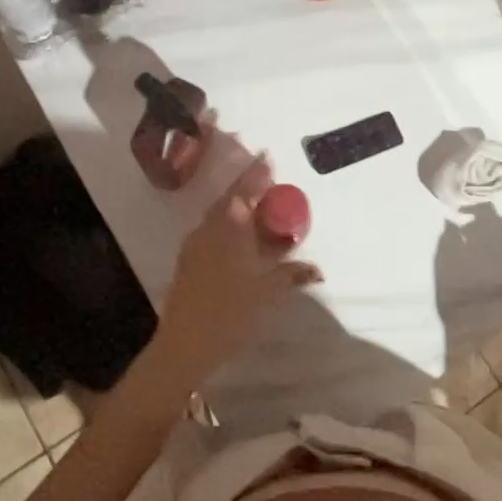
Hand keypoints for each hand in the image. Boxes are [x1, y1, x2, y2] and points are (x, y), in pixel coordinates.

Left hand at [152, 156, 321, 386]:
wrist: (184, 344)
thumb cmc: (229, 312)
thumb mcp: (267, 291)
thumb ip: (292, 274)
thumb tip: (317, 268)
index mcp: (227, 227)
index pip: (243, 191)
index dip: (256, 173)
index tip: (268, 156)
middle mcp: (208, 229)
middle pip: (229, 201)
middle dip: (248, 190)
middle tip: (268, 184)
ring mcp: (194, 245)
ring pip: (219, 218)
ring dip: (237, 210)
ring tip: (258, 211)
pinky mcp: (188, 262)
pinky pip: (212, 233)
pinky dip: (228, 228)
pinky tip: (241, 240)